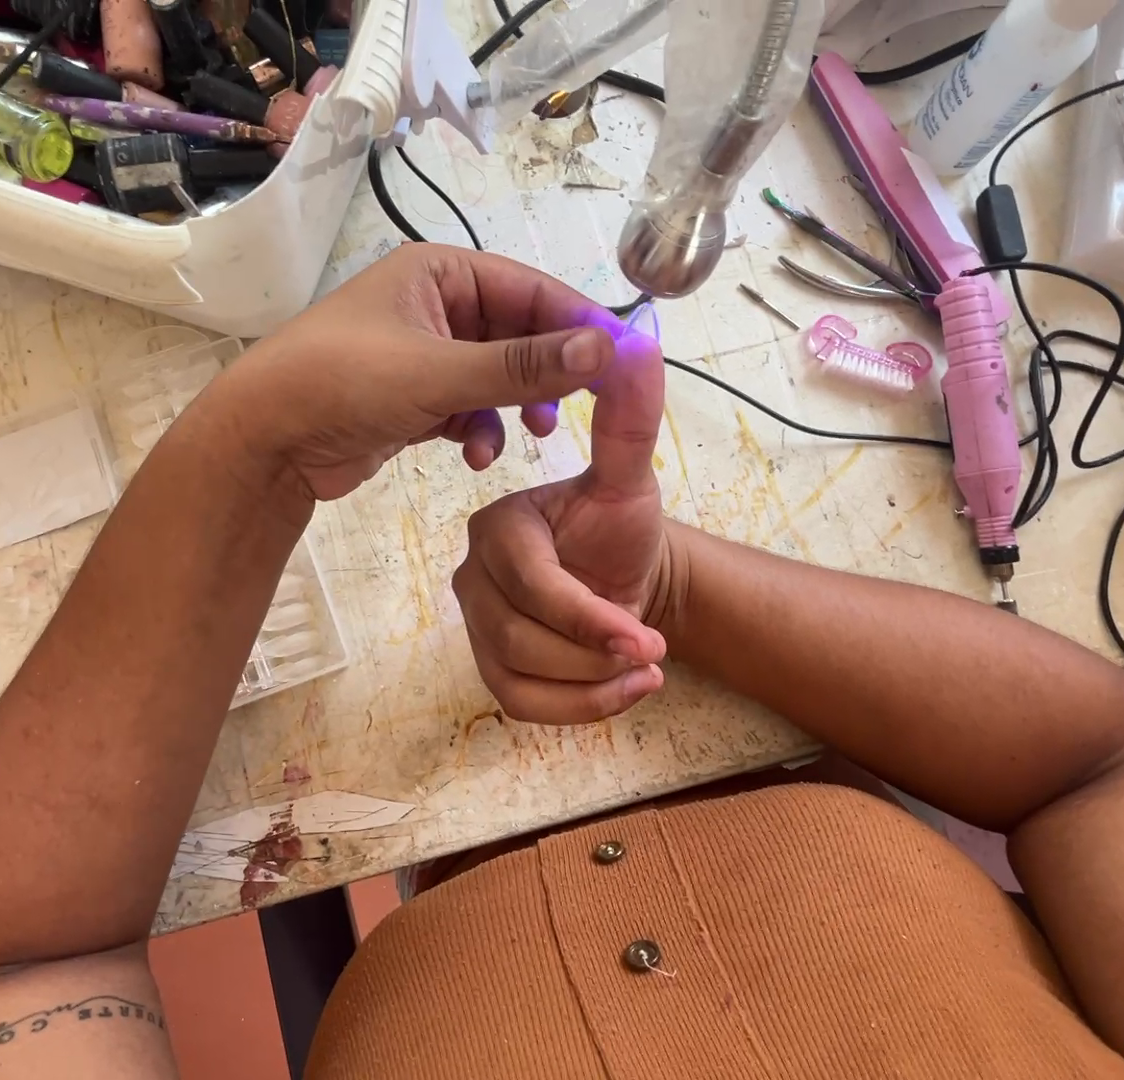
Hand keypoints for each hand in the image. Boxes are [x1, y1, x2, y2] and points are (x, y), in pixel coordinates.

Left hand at [197, 244, 638, 501]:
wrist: (265, 440)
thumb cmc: (345, 383)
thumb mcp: (440, 372)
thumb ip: (523, 365)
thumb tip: (607, 348)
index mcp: (441, 274)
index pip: (530, 289)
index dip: (578, 325)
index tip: (621, 364)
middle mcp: (436, 306)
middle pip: (518, 334)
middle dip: (545, 375)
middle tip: (576, 411)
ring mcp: (424, 355)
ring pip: (497, 377)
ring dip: (514, 408)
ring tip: (529, 437)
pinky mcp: (414, 398)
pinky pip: (469, 407)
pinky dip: (480, 429)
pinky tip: (475, 453)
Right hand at [451, 322, 674, 724]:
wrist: (627, 576)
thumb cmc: (623, 531)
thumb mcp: (631, 478)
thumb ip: (628, 419)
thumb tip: (634, 341)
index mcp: (499, 526)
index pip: (528, 580)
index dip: (585, 615)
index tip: (645, 640)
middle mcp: (473, 572)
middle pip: (517, 635)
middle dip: (593, 656)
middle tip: (650, 652)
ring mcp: (475, 622)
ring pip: (516, 675)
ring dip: (591, 687)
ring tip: (642, 672)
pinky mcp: (488, 664)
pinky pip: (517, 702)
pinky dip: (576, 711)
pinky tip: (618, 691)